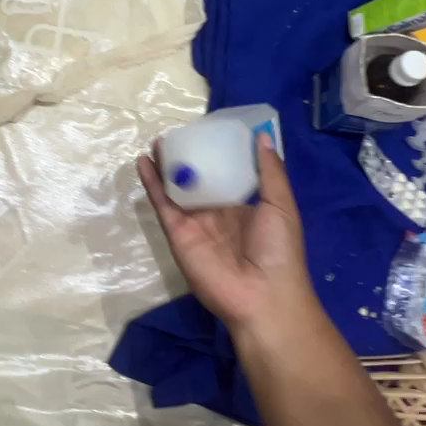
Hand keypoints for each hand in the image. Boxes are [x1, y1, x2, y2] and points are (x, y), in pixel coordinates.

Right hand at [137, 134, 320, 331]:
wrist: (261, 295)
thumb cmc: (279, 250)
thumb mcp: (281, 205)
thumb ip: (270, 172)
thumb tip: (262, 136)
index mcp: (242, 206)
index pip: (225, 173)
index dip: (216, 153)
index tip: (207, 129)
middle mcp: (216, 212)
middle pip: (197, 178)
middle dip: (187, 157)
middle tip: (177, 133)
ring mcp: (194, 222)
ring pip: (176, 188)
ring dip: (166, 166)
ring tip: (158, 142)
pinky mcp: (177, 233)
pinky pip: (162, 204)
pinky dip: (151, 183)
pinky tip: (144, 162)